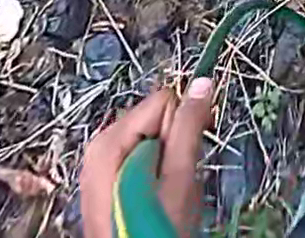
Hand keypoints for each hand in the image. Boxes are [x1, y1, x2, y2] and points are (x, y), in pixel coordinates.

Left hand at [81, 79, 215, 237]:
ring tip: (168, 193)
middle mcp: (101, 145)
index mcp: (110, 141)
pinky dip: (159, 170)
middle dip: (176, 142)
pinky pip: (145, 154)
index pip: (165, 101)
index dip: (183, 125)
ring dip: (171, 159)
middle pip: (158, 117)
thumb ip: (188, 126)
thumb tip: (203, 82)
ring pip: (156, 136)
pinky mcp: (108, 178)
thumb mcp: (178, 178)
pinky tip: (157, 197)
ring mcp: (102, 163)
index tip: (189, 156)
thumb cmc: (155, 232)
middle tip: (180, 178)